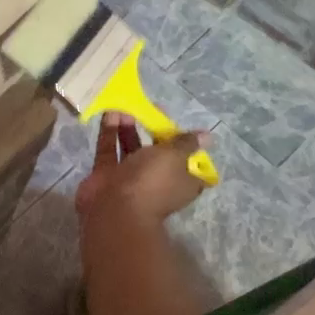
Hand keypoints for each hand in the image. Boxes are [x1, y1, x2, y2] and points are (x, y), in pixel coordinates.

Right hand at [75, 112, 212, 222]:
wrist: (113, 208)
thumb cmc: (151, 181)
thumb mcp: (175, 157)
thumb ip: (186, 143)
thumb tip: (207, 136)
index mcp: (181, 182)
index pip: (190, 164)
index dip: (187, 145)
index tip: (181, 128)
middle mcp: (157, 180)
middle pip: (159, 152)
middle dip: (154, 130)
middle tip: (151, 108)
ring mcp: (130, 178)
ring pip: (131, 149)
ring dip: (129, 128)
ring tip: (127, 106)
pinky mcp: (107, 174)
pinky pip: (109, 150)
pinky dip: (110, 133)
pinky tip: (110, 112)